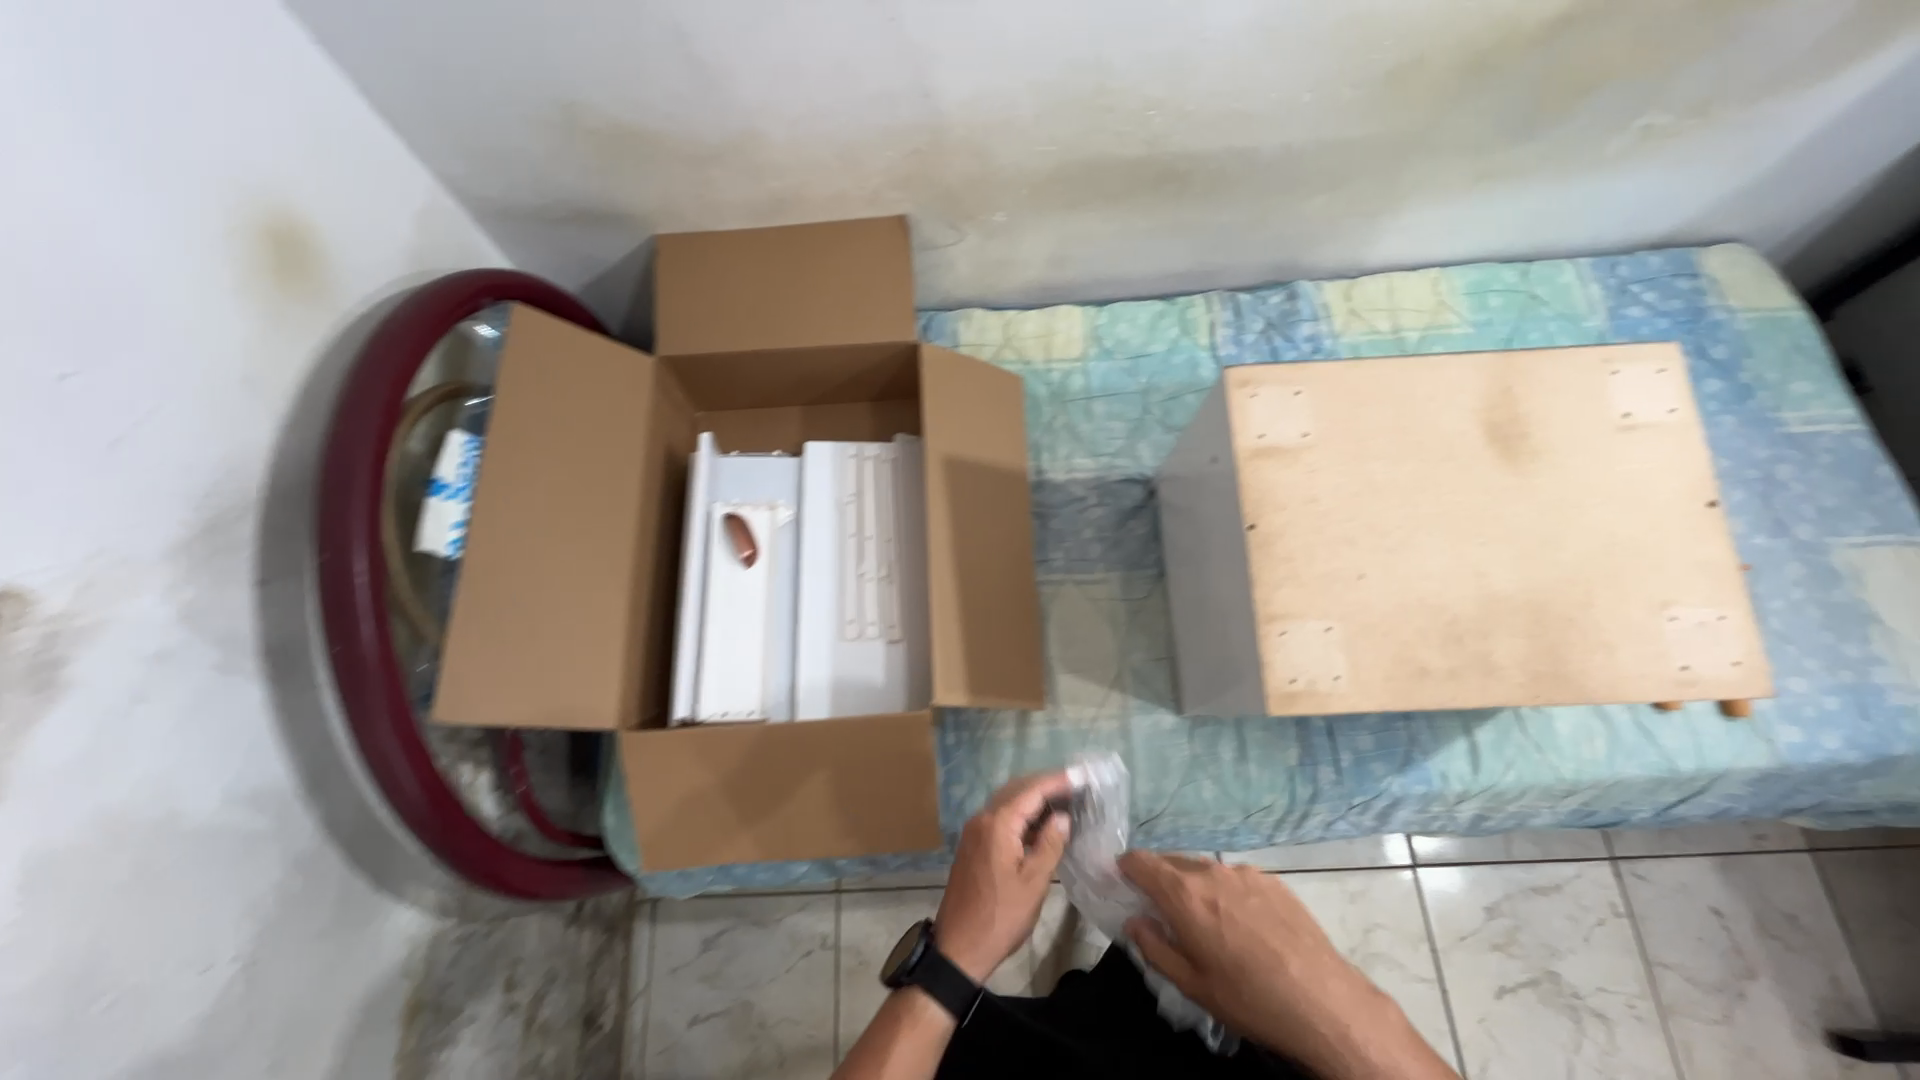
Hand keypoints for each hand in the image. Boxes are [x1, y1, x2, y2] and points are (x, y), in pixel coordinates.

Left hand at [933, 770, 1073, 982]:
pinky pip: (999, 818)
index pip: (1031, 791)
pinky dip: (1020, 815)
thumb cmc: (1001, 917)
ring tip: (1062, 802)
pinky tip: (1039, 825)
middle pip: (1016, 791)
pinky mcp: (972, 846)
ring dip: (1032, 799)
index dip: (1057, 782)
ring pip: (1006, 803)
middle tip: (1075, 787)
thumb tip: (1062, 816)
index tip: (1081, 777)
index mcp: (997, 825)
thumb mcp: (1034, 883)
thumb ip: (1050, 844)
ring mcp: (973, 832)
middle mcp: (982, 820)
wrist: (959, 947)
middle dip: (1044, 786)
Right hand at [1120, 852, 1455, 1078]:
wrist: (1323, 1002)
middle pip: (1172, 862)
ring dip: (1193, 884)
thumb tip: (1135, 921)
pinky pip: (1235, 878)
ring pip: (1205, 869)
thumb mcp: (1191, 984)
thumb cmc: (1248, 998)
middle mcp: (1212, 873)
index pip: (1141, 861)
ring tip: (1204, 919)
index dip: (1126, 867)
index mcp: (1184, 895)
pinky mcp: (1274, 882)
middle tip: (1159, 908)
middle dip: (1158, 878)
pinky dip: (1225, 890)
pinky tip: (1241, 923)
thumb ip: (1154, 947)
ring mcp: (1246, 873)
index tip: (1121, 880)